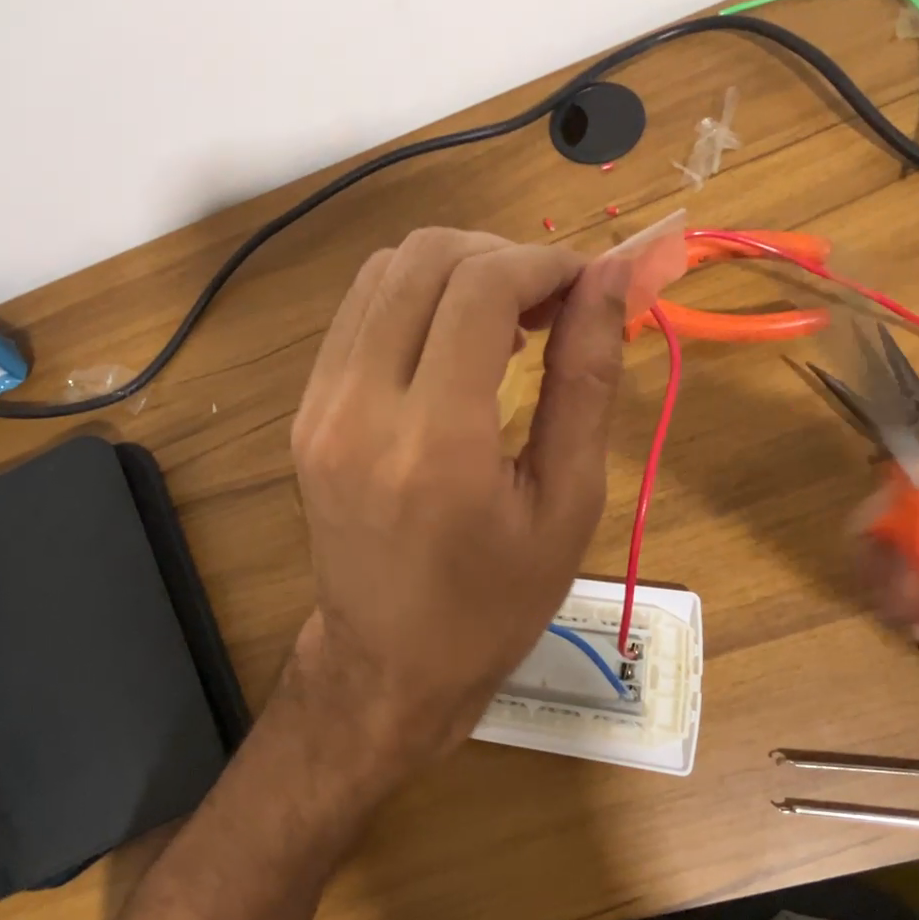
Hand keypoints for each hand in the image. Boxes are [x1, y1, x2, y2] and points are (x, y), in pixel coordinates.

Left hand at [288, 228, 627, 763]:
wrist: (386, 664)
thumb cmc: (493, 605)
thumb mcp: (566, 503)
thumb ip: (586, 378)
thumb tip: (614, 276)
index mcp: (435, 442)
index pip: (481, 284)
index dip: (545, 262)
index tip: (586, 287)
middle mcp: (359, 409)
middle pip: (423, 258)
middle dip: (499, 255)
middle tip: (549, 305)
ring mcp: (318, 409)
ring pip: (381, 273)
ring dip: (452, 272)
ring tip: (503, 325)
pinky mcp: (304, 415)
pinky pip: (356, 316)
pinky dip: (411, 303)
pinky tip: (450, 347)